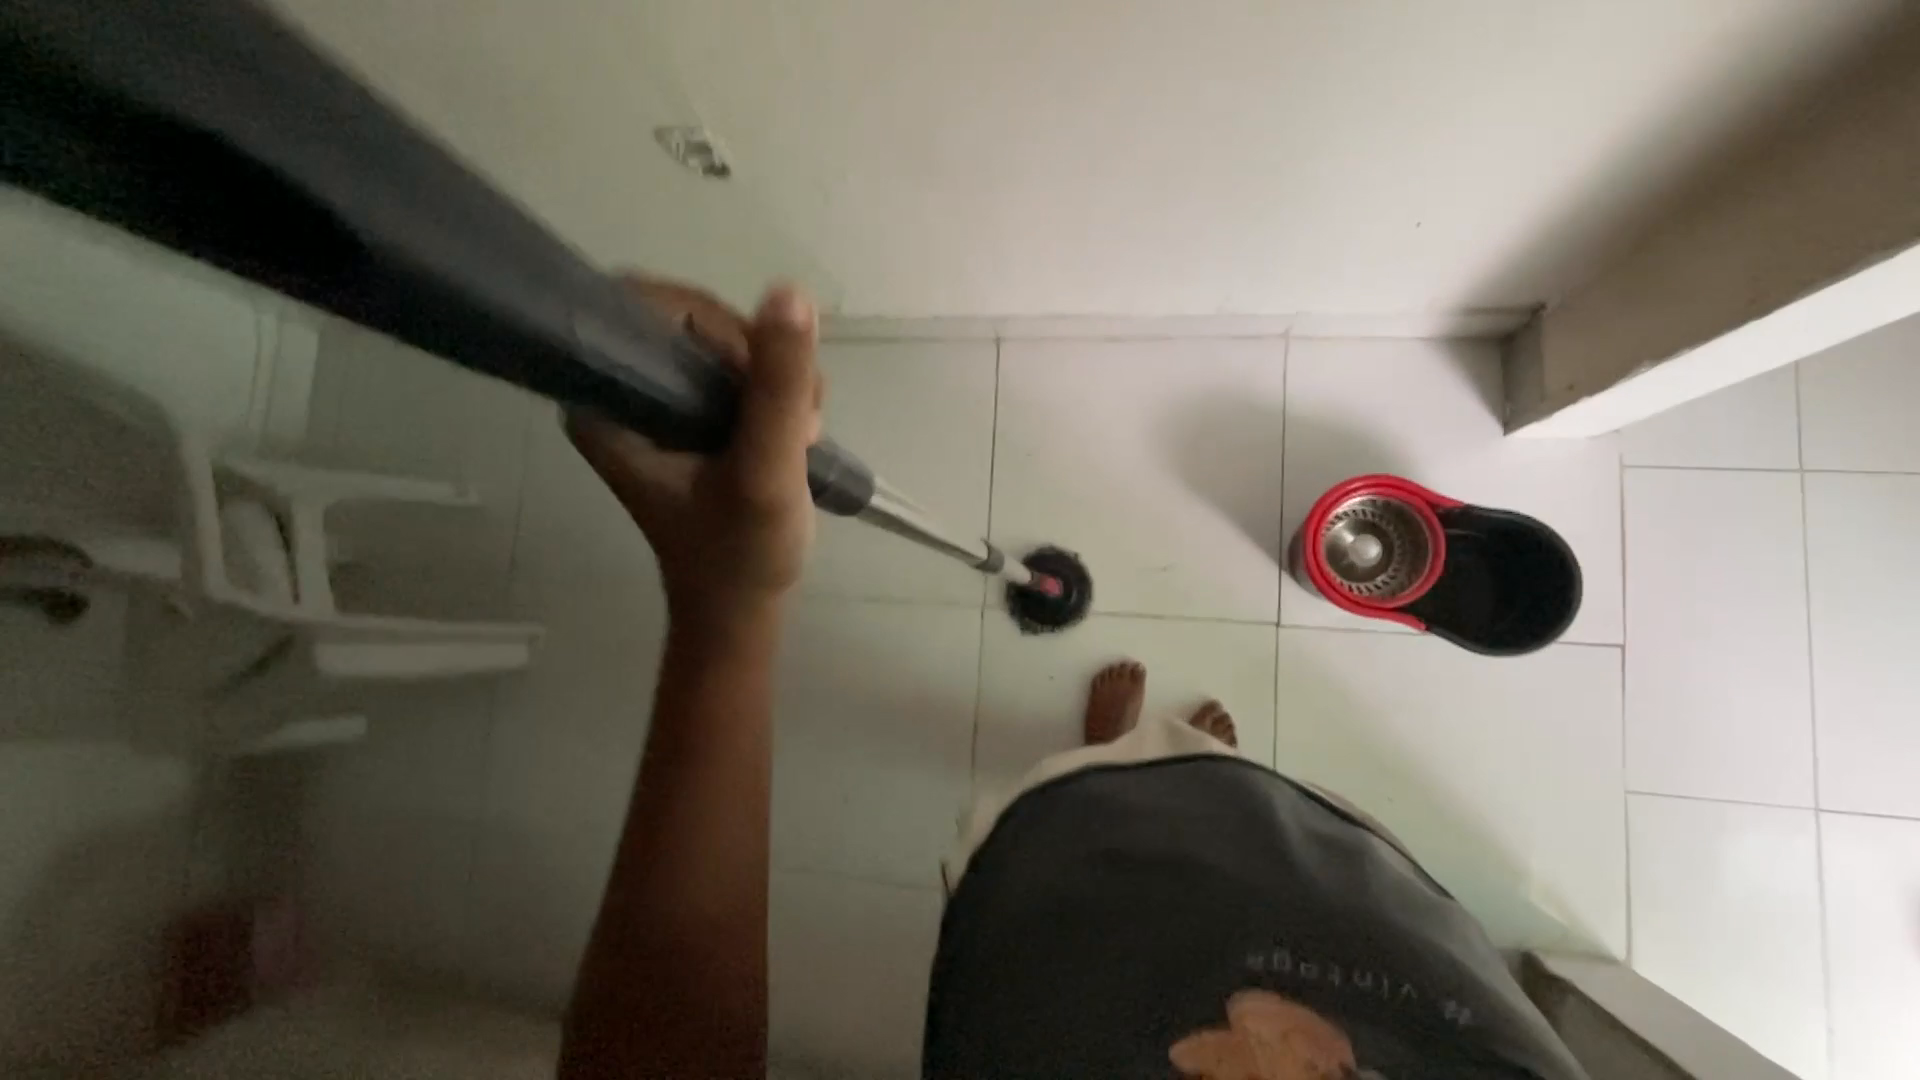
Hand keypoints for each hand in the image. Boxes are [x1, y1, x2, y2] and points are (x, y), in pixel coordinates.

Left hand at [567, 275, 821, 620]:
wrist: (745, 606)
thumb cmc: (740, 554)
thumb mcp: (765, 472)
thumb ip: (776, 387)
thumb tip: (790, 292)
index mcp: (605, 405)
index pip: (640, 308)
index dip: (707, 322)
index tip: (755, 373)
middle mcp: (623, 394)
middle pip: (690, 320)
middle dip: (756, 358)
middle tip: (793, 417)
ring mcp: (660, 405)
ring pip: (723, 343)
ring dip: (777, 379)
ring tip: (802, 435)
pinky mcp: (694, 418)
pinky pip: (738, 370)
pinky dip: (779, 392)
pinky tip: (801, 435)